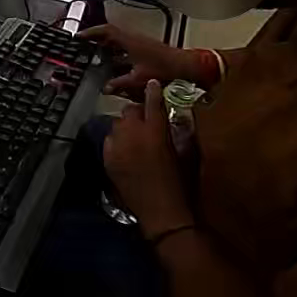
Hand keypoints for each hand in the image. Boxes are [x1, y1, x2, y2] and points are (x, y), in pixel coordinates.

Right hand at [77, 24, 210, 95]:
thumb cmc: (164, 69)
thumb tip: (104, 89)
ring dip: (106, 46)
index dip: (91, 32)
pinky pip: (125, 47)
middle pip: (110, 34)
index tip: (78, 37)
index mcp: (130, 41)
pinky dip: (116, 52)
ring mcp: (140, 43)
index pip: (106, 31)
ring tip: (94, 55)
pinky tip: (112, 63)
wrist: (189, 66)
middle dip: (96, 39)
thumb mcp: (139, 78)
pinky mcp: (145, 49)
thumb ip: (120, 83)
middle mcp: (134, 39)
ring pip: (118, 41)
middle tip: (82, 46)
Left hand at [103, 81, 193, 239]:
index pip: (152, 104)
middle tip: (146, 119)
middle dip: (137, 112)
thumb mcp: (188, 156)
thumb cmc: (182, 185)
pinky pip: (109, 141)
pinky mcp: (107, 159)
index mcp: (155, 132)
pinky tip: (125, 149)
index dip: (152, 92)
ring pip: (116, 125)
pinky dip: (117, 141)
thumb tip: (180, 121)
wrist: (161, 212)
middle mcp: (132, 135)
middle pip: (129, 112)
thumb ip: (183, 135)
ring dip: (126, 126)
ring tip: (135, 135)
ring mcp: (116, 147)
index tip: (152, 84)